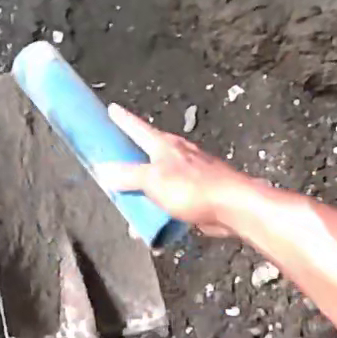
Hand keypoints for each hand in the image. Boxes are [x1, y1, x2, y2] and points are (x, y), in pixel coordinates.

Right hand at [98, 105, 267, 236]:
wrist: (232, 207)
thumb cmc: (193, 188)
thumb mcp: (153, 180)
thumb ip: (128, 175)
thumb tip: (104, 170)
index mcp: (165, 146)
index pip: (138, 128)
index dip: (123, 120)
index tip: (112, 109)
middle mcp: (177, 156)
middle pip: (147, 157)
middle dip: (131, 165)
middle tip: (115, 170)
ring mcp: (189, 176)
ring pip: (158, 184)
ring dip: (144, 197)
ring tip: (132, 214)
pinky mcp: (197, 196)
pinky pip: (171, 203)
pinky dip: (160, 213)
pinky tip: (154, 227)